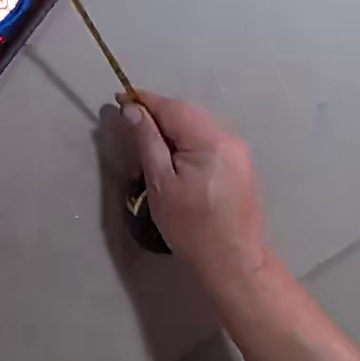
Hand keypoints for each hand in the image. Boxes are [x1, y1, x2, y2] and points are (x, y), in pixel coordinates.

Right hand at [119, 90, 273, 288]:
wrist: (233, 263)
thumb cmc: (191, 226)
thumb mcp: (160, 182)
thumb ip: (146, 141)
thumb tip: (132, 109)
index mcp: (209, 141)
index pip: (172, 107)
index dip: (144, 100)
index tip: (120, 98)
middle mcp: (228, 139)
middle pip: (186, 113)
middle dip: (157, 116)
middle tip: (130, 128)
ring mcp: (238, 152)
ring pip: (196, 126)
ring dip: (171, 130)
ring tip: (148, 150)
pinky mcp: (239, 165)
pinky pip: (207, 140)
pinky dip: (186, 142)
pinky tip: (173, 160)